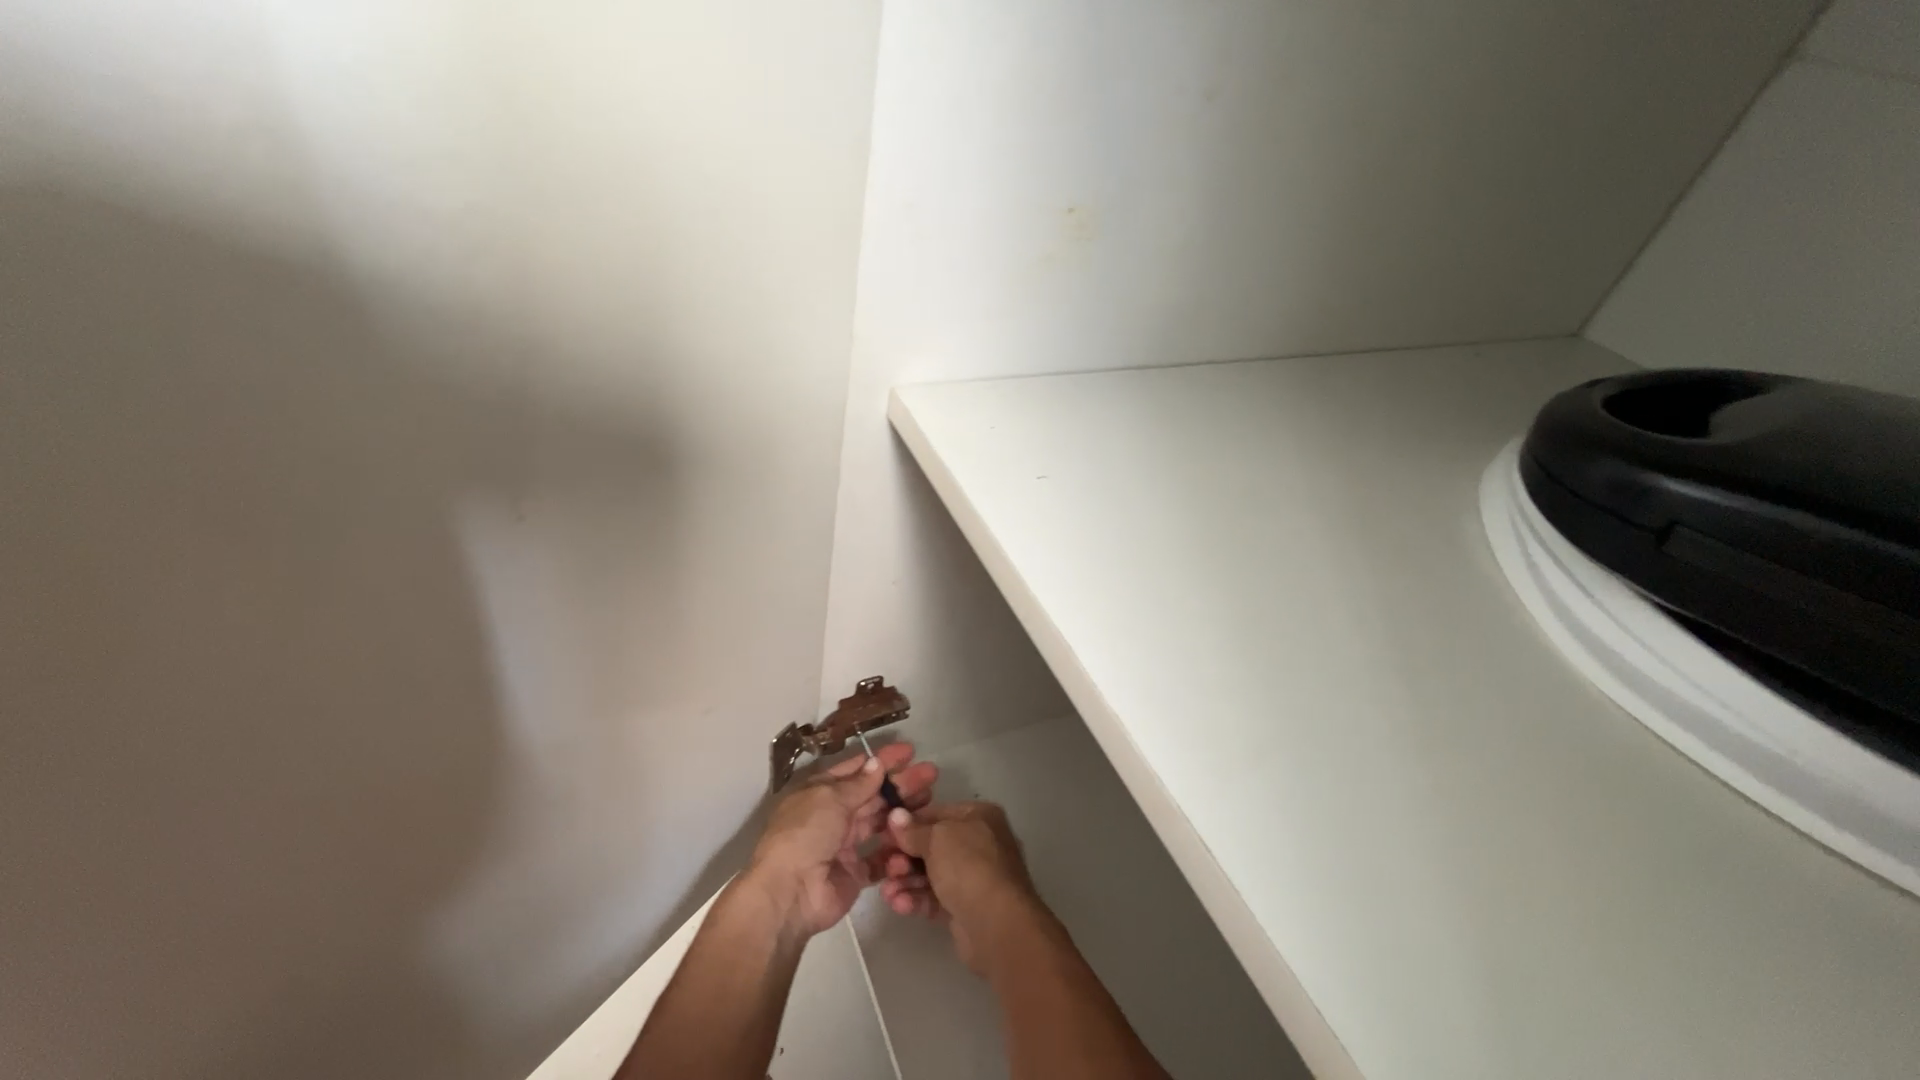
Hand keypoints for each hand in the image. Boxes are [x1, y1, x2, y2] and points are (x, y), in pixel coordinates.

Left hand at [744, 742, 935, 936]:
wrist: (790, 893)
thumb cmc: (805, 834)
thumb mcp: (829, 798)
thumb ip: (858, 784)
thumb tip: (876, 763)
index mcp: (820, 793)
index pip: (855, 771)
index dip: (882, 760)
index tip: (910, 751)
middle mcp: (832, 816)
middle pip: (872, 796)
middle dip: (900, 784)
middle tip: (931, 774)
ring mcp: (844, 846)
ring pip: (879, 823)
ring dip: (903, 813)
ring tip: (931, 802)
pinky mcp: (855, 874)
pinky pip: (880, 858)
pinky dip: (897, 850)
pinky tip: (916, 837)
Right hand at [876, 800, 1044, 974]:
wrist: (997, 924)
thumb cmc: (969, 867)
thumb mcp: (937, 839)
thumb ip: (913, 830)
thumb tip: (895, 816)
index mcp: (978, 817)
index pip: (936, 814)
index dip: (907, 825)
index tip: (882, 836)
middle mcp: (979, 843)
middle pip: (931, 846)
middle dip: (904, 858)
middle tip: (887, 868)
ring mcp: (973, 878)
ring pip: (931, 874)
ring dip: (906, 881)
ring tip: (888, 893)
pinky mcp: (965, 907)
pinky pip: (935, 898)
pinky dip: (916, 899)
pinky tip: (899, 905)